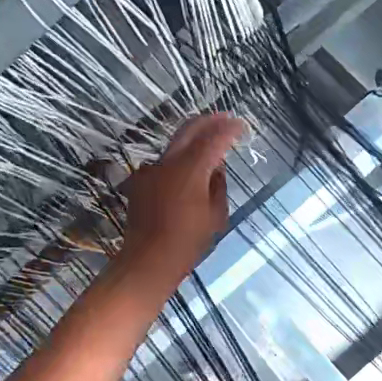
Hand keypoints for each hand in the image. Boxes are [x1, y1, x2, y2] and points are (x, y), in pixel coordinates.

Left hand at [116, 114, 244, 287]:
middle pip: (189, 130)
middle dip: (209, 122)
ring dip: (192, 142)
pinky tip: (187, 177)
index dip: (229, 129)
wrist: (148, 260)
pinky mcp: (140, 182)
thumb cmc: (188, 242)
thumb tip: (216, 169)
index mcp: (190, 168)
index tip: (241, 125)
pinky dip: (179, 163)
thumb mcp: (215, 216)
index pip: (214, 138)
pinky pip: (164, 165)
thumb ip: (218, 185)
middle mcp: (167, 162)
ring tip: (209, 149)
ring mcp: (150, 170)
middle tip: (225, 119)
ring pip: (175, 146)